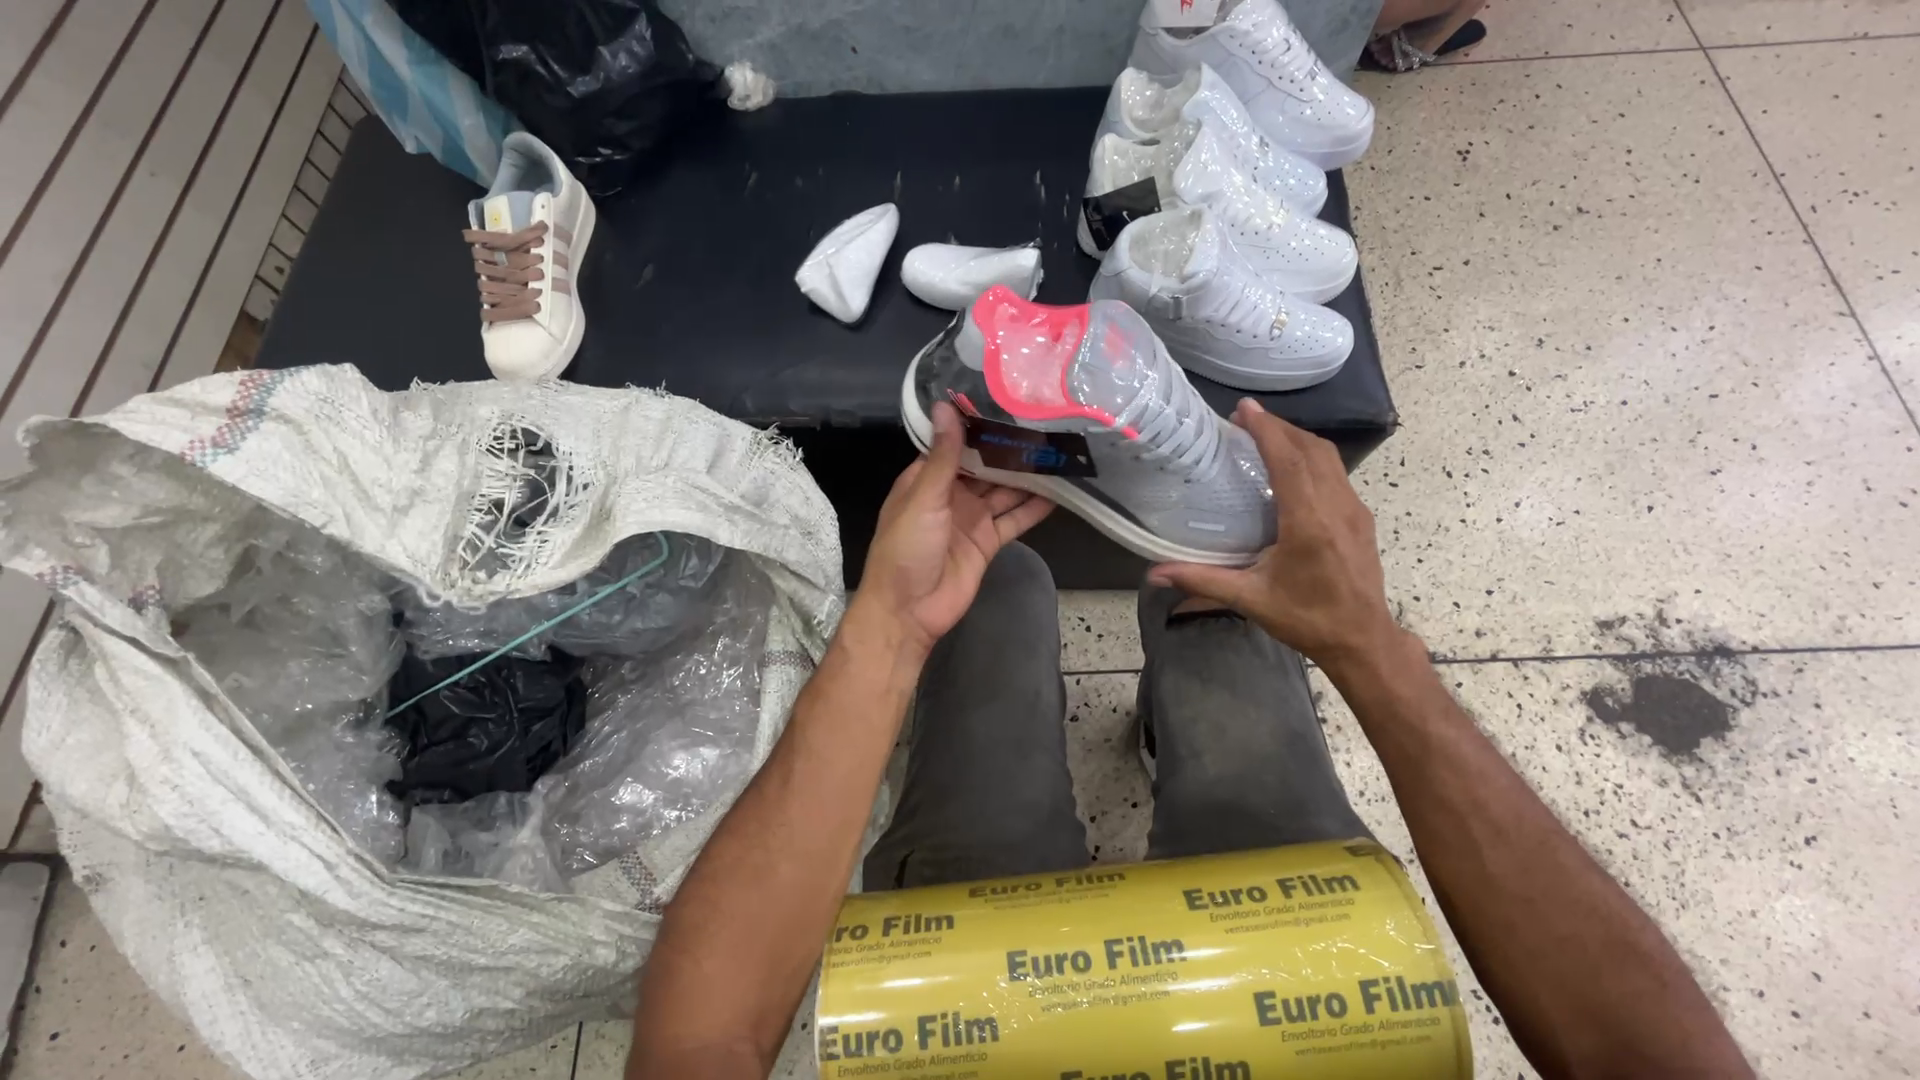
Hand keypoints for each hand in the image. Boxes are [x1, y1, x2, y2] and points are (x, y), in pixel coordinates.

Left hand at [855, 402, 1053, 657]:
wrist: (908, 611)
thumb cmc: (905, 549)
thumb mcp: (923, 498)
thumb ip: (943, 456)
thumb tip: (945, 406)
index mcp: (926, 479)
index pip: (956, 445)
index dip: (979, 427)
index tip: (1009, 405)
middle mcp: (950, 495)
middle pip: (984, 468)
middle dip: (1010, 451)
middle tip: (1046, 427)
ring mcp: (970, 520)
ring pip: (1003, 492)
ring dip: (1026, 477)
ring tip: (1057, 455)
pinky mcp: (987, 543)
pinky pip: (1013, 521)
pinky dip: (1033, 509)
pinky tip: (1057, 493)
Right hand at [1148, 399, 1405, 670]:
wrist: (1362, 640)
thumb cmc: (1306, 619)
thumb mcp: (1250, 599)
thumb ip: (1202, 580)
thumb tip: (1154, 573)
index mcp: (1308, 522)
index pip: (1288, 460)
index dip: (1266, 430)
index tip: (1243, 409)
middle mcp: (1336, 506)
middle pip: (1311, 449)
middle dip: (1279, 427)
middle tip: (1246, 419)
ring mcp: (1354, 510)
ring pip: (1329, 458)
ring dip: (1297, 439)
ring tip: (1266, 436)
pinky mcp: (1361, 518)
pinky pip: (1337, 473)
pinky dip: (1312, 457)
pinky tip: (1292, 469)